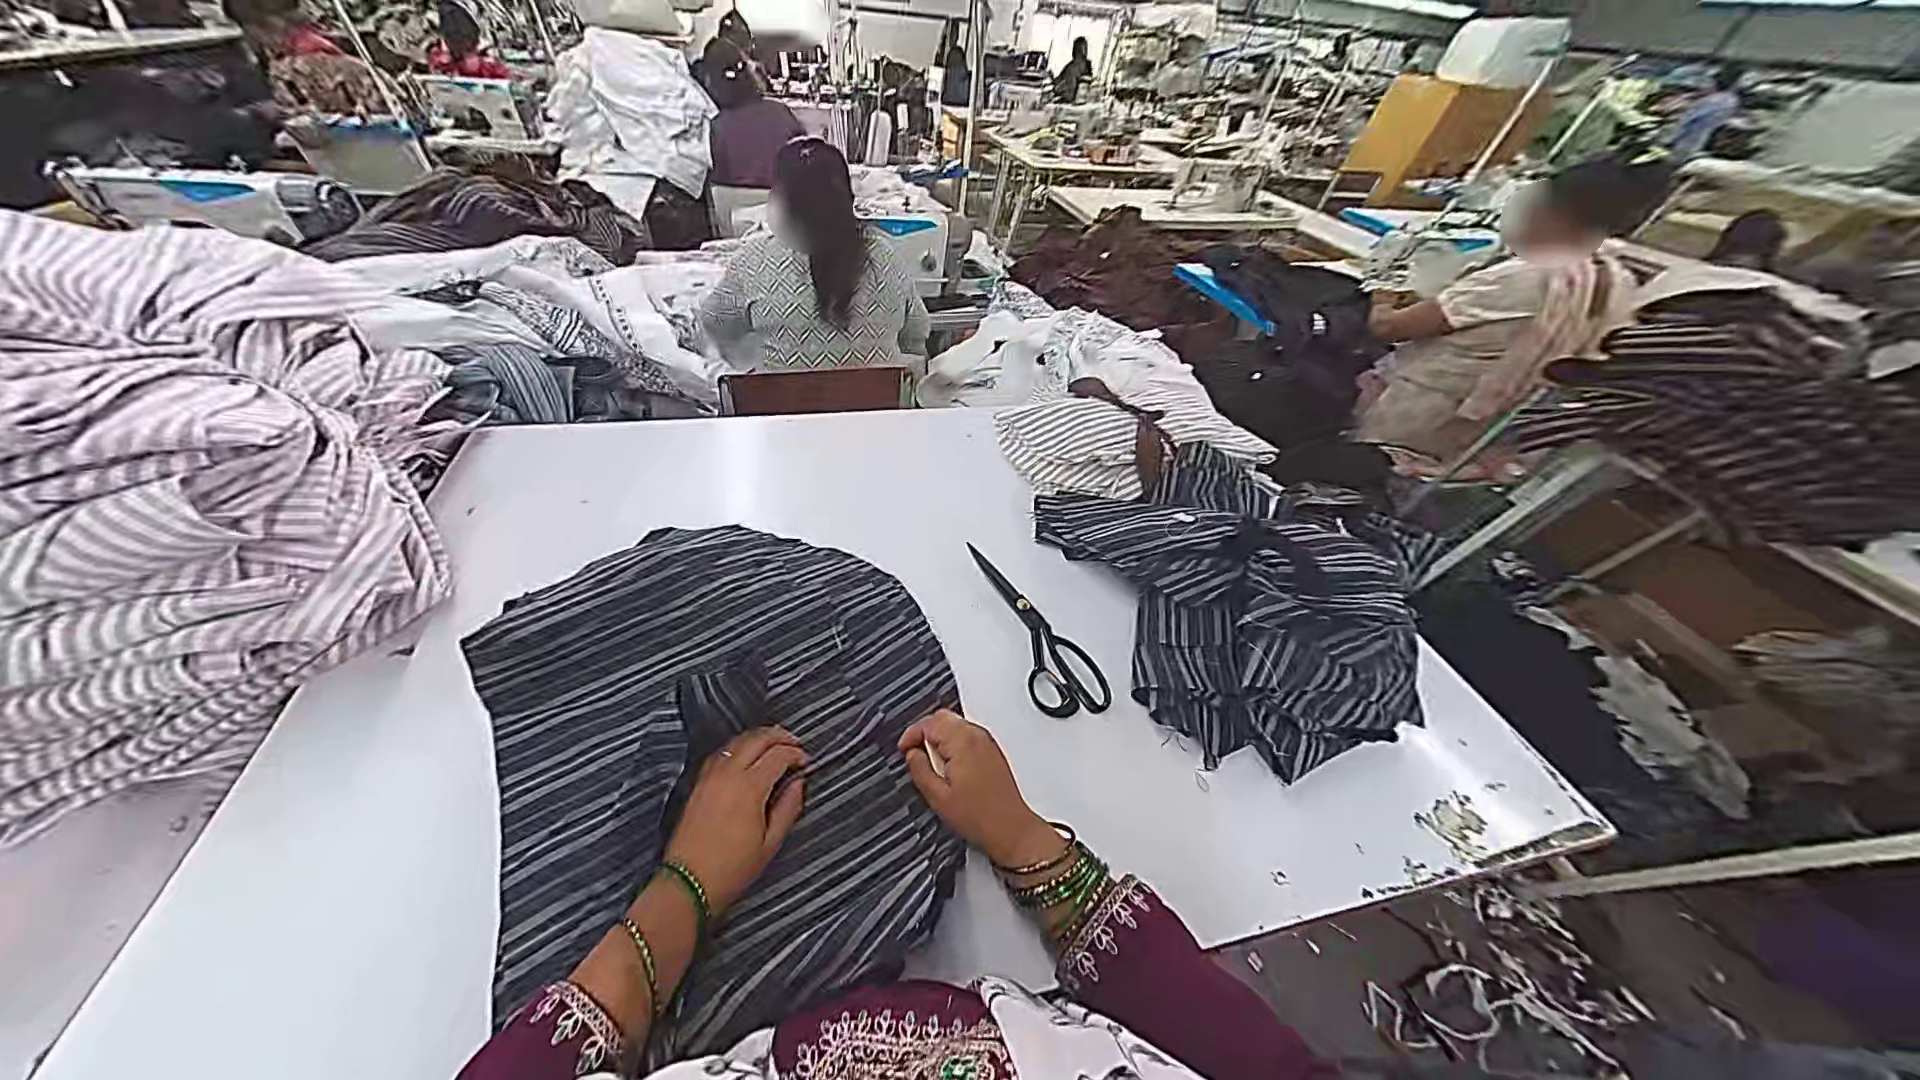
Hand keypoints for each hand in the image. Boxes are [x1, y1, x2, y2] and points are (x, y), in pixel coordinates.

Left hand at [662, 727, 805, 914]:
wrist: (686, 885)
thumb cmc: (729, 870)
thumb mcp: (770, 843)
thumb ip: (789, 807)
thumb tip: (798, 784)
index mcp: (749, 788)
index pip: (779, 754)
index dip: (797, 754)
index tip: (805, 761)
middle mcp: (728, 775)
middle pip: (758, 738)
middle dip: (780, 736)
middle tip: (794, 743)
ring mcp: (710, 777)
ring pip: (738, 740)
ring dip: (759, 737)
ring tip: (773, 743)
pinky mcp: (698, 784)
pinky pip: (721, 752)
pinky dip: (738, 746)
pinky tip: (745, 754)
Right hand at [899, 709, 1064, 869]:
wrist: (1010, 828)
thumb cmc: (980, 817)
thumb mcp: (938, 796)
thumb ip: (920, 769)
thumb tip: (912, 754)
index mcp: (962, 741)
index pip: (929, 723)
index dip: (911, 735)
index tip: (904, 748)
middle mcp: (976, 735)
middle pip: (942, 717)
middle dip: (924, 732)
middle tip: (914, 753)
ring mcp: (986, 741)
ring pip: (955, 724)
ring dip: (939, 736)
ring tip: (932, 764)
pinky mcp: (991, 749)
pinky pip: (966, 734)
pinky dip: (953, 742)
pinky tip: (949, 766)